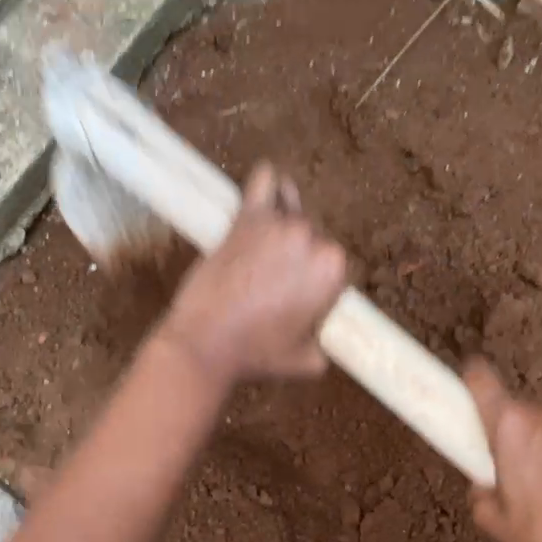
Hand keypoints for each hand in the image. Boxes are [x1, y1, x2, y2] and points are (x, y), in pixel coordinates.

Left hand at [153, 164, 348, 383]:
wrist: (204, 343)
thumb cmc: (255, 354)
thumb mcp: (305, 361)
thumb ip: (323, 343)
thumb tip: (323, 338)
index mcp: (331, 271)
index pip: (336, 267)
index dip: (319, 285)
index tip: (299, 300)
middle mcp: (310, 240)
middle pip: (314, 238)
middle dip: (299, 257)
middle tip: (274, 284)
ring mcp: (278, 225)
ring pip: (292, 214)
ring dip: (283, 229)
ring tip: (264, 253)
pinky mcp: (247, 216)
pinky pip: (265, 180)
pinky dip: (268, 184)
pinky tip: (265, 198)